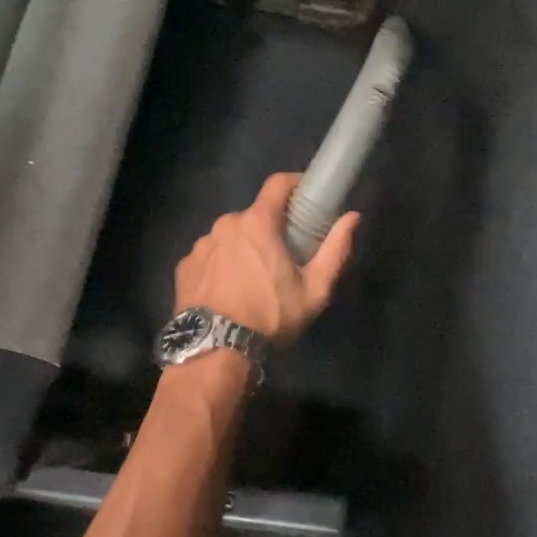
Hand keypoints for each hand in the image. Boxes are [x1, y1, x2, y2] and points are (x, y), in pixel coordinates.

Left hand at [174, 173, 359, 345]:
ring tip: (252, 279)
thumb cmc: (270, 317)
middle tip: (284, 254)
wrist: (215, 353)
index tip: (307, 195)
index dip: (295, 184)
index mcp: (257, 223)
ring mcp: (200, 246)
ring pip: (229, 237)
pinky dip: (220, 266)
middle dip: (269, 228)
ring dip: (243, 248)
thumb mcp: (314, 290)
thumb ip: (335, 250)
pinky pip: (209, 257)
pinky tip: (227, 292)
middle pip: (253, 216)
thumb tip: (352, 217)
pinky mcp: (184, 267)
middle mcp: (224, 225)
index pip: (277, 184)